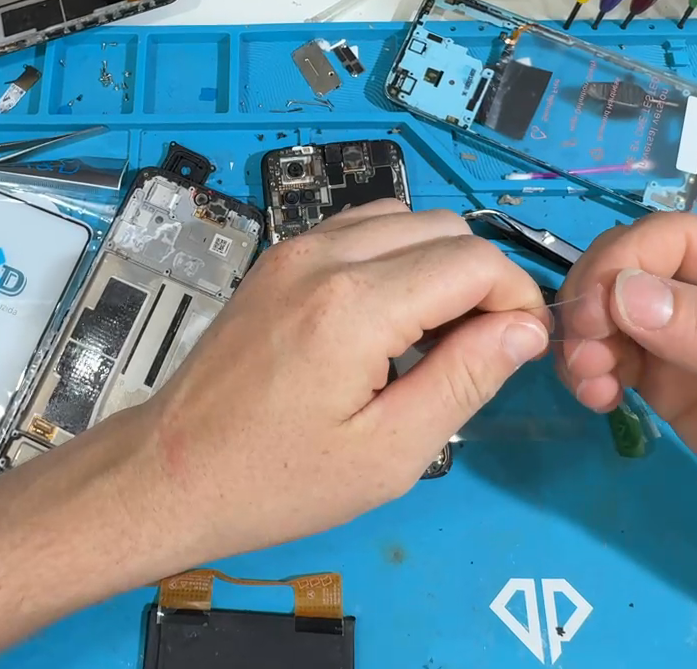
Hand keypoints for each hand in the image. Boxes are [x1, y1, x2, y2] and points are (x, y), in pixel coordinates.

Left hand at [120, 200, 549, 564]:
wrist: (172, 468)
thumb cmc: (279, 479)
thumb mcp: (388, 454)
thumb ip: (465, 379)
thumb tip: (524, 328)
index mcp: (355, 304)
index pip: (474, 260)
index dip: (516, 297)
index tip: (518, 348)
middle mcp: (325, 254)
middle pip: (443, 227)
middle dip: (480, 278)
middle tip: (474, 348)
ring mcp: (294, 248)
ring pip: (402, 217)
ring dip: (435, 261)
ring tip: (428, 333)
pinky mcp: (277, 257)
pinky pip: (357, 229)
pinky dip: (392, 255)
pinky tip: (384, 314)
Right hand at [556, 213, 696, 588]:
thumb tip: (623, 295)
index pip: (677, 238)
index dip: (623, 264)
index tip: (590, 318)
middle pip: (634, 267)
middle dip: (595, 301)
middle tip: (579, 356)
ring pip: (615, 309)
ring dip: (586, 338)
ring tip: (588, 387)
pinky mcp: (678, 382)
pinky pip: (618, 355)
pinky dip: (593, 368)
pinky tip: (597, 399)